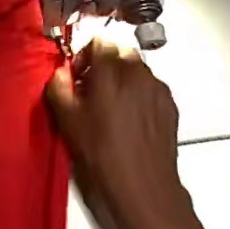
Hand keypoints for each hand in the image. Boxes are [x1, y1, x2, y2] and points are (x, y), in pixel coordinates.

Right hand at [44, 39, 186, 228]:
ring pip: (137, 70)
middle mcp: (137, 73)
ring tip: (112, 107)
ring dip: (123, 79)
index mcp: (111, 72)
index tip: (78, 75)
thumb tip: (59, 74)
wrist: (145, 186)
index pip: (99, 42)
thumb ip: (59, 90)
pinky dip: (140, 94)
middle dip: (105, 66)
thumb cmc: (103, 156)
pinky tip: (131, 119)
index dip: (85, 55)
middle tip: (93, 91)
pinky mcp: (170, 104)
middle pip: (119, 53)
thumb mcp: (69, 124)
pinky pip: (152, 88)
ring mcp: (157, 87)